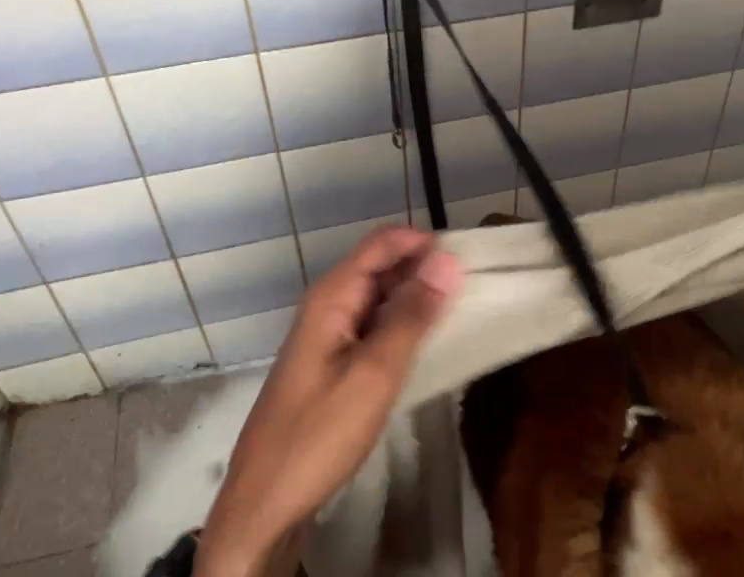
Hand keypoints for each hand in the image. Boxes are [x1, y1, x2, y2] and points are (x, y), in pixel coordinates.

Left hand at [195, 227, 461, 576]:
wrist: (266, 500)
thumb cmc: (319, 433)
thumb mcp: (374, 373)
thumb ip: (411, 315)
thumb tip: (446, 261)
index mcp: (333, 296)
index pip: (383, 242)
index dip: (425, 243)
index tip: (470, 259)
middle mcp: (329, 304)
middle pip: (382, 266)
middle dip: (425, 270)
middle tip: (476, 290)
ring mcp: (330, 334)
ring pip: (380, 297)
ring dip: (417, 299)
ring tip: (464, 313)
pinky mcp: (334, 362)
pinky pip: (374, 326)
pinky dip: (403, 327)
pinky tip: (430, 345)